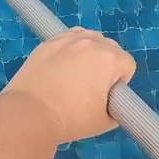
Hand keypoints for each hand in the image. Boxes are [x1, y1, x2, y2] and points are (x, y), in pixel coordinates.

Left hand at [0, 28, 136, 143]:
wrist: (30, 112)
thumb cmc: (72, 117)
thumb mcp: (106, 120)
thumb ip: (117, 106)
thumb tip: (110, 99)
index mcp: (109, 58)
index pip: (127, 64)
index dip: (120, 82)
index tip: (106, 96)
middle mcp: (90, 42)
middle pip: (110, 48)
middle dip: (106, 65)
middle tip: (91, 87)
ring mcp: (66, 39)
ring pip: (89, 38)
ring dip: (89, 52)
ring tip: (77, 74)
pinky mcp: (47, 42)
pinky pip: (67, 39)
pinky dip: (69, 49)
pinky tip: (61, 66)